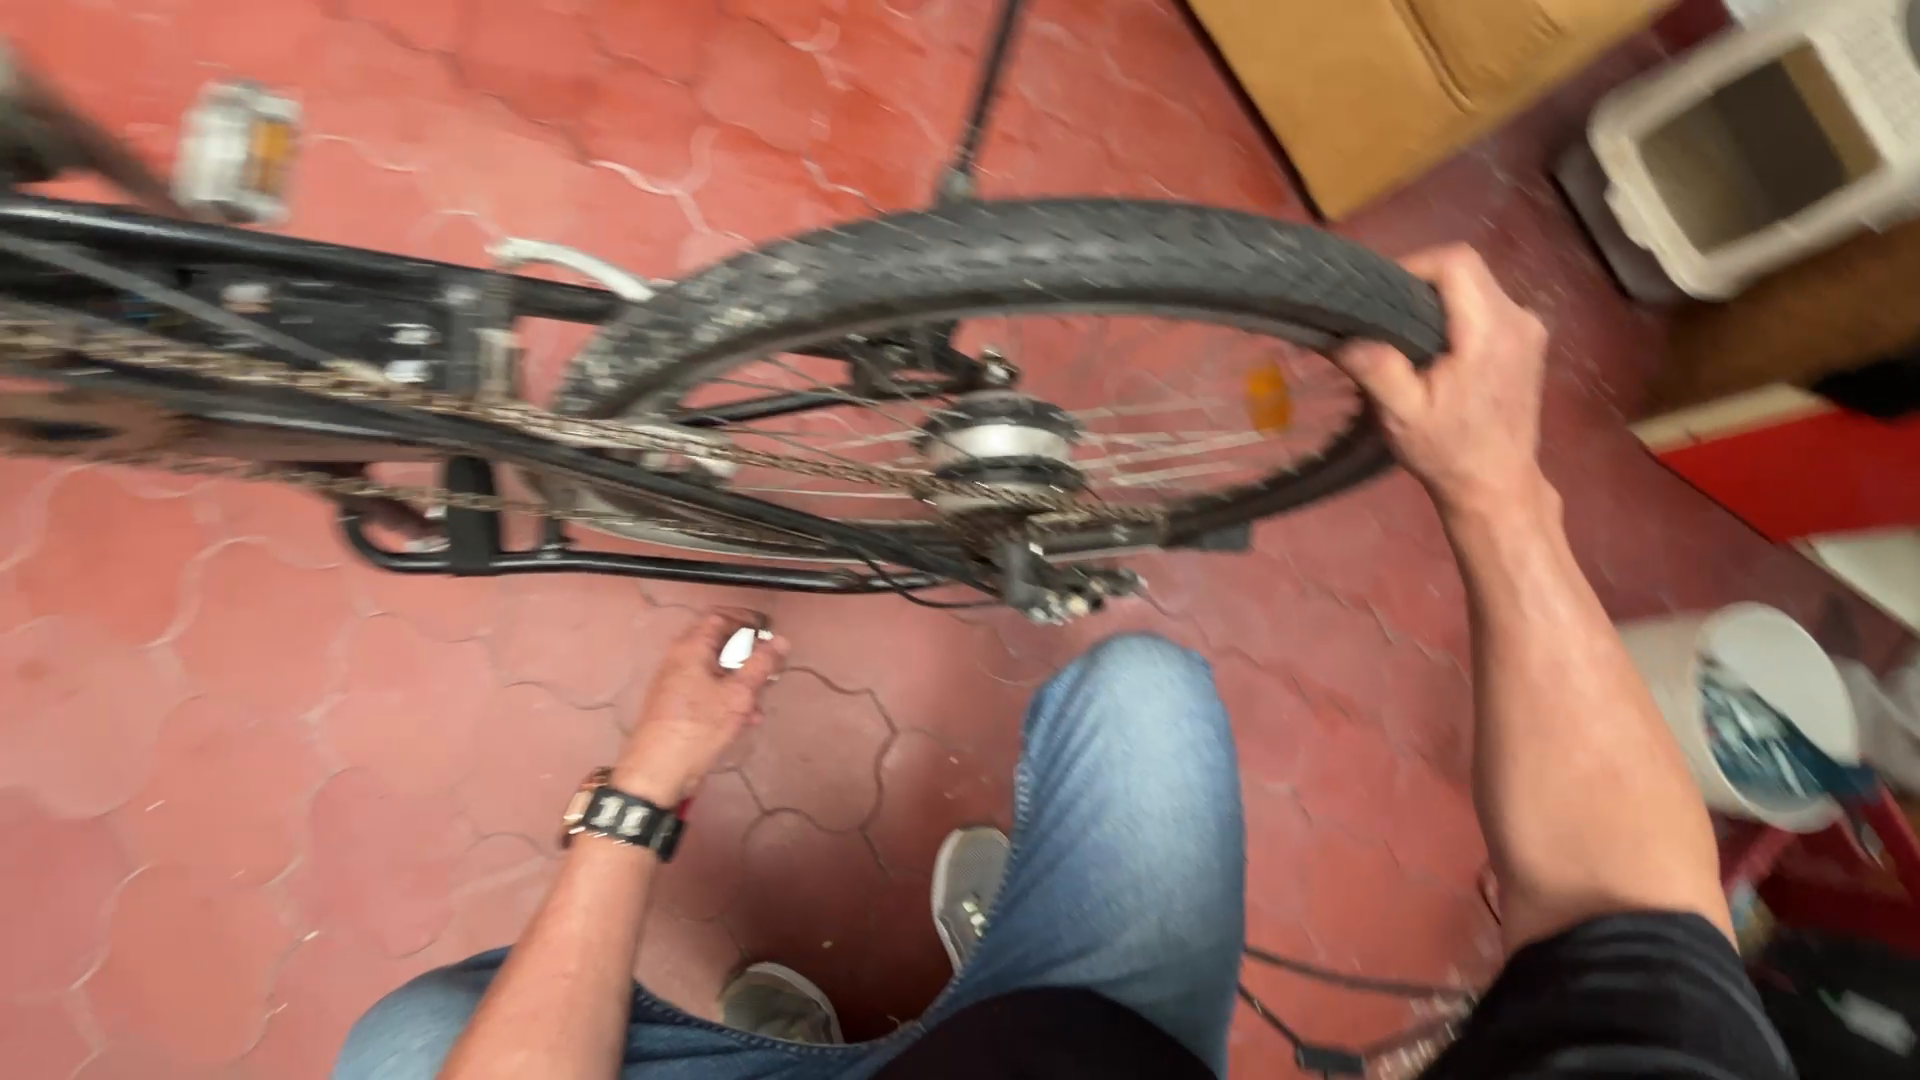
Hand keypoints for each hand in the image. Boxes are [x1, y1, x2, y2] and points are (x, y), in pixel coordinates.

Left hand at [611, 612, 787, 803]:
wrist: (657, 771)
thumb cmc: (699, 726)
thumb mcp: (738, 695)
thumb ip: (761, 665)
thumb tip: (781, 640)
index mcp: (691, 648)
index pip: (720, 617)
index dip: (746, 618)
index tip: (769, 629)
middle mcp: (679, 659)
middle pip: (717, 643)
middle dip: (746, 652)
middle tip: (770, 662)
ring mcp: (675, 683)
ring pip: (714, 669)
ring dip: (740, 677)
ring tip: (763, 693)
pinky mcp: (676, 705)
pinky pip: (707, 689)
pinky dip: (728, 695)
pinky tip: (747, 716)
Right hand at [1335, 245, 1550, 518]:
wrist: (1495, 482)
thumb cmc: (1446, 450)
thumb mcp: (1401, 414)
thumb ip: (1376, 369)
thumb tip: (1341, 336)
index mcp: (1491, 330)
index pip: (1456, 263)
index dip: (1412, 265)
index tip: (1376, 294)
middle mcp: (1519, 318)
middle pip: (1466, 271)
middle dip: (1418, 283)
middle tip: (1378, 315)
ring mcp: (1528, 328)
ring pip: (1475, 287)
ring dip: (1434, 300)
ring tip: (1398, 333)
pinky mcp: (1526, 341)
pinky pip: (1485, 306)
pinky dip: (1452, 314)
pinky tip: (1429, 347)